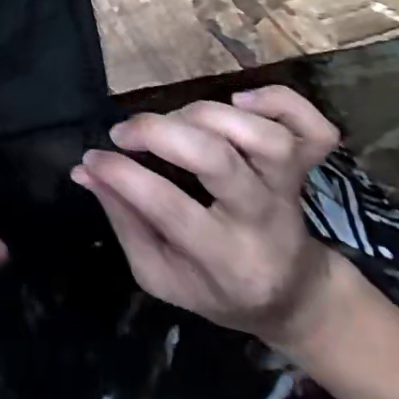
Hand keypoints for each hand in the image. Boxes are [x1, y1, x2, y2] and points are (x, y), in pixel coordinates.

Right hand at [71, 85, 343, 346]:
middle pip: (217, 159)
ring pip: (265, 138)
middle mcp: (261, 220)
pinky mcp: (309, 169)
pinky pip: (313, 129)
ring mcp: (290, 191)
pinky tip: (241, 100)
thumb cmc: (217, 290)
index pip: (166, 206)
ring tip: (178, 120)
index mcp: (223, 260)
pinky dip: (279, 102)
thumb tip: (85, 169)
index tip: (92, 158)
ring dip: (209, 115)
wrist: (294, 297)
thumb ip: (122, 220)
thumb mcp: (159, 274)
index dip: (119, 174)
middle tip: (125, 132)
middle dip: (159, 132)